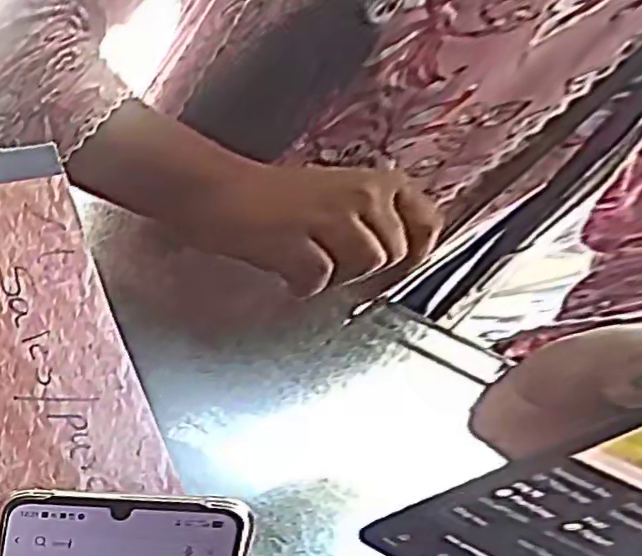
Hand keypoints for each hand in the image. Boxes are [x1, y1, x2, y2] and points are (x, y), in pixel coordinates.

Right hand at [168, 163, 441, 297]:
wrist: (216, 193)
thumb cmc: (264, 200)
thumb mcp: (329, 197)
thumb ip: (361, 219)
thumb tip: (379, 262)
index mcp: (379, 182)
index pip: (426, 227)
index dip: (410, 260)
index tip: (380, 279)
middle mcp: (364, 194)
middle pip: (392, 255)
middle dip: (360, 275)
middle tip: (326, 277)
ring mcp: (330, 216)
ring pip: (361, 266)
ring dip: (334, 281)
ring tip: (305, 275)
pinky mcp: (294, 240)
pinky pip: (318, 277)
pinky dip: (303, 287)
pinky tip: (286, 281)